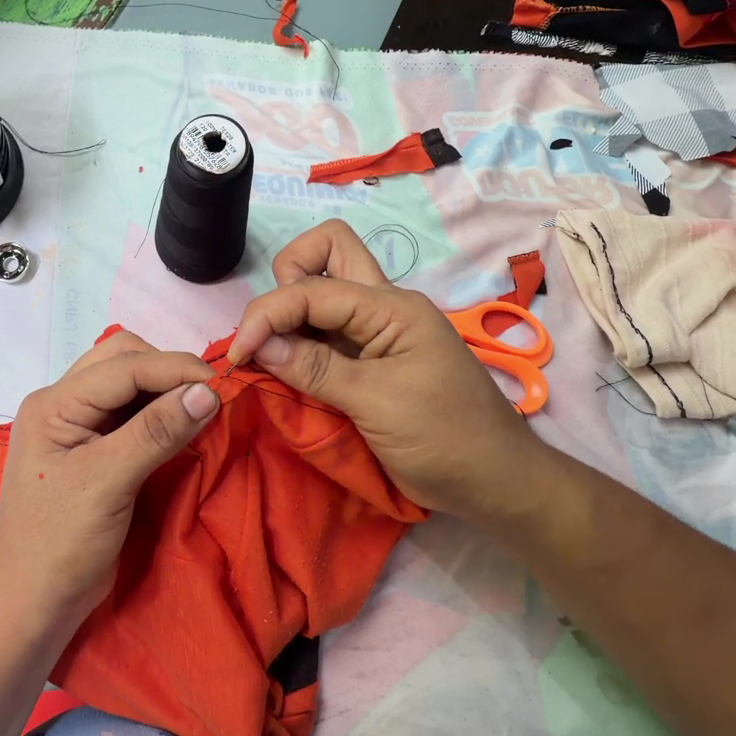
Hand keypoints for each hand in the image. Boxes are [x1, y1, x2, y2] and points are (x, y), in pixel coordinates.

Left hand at [0, 330, 219, 621]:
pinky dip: (158, 412)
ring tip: (199, 408)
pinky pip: (129, 412)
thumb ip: (156, 433)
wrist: (32, 604)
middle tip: (207, 397)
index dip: (173, 368)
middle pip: (121, 359)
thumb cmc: (60, 543)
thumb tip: (208, 391)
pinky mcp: (92, 448)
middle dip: (166, 370)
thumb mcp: (108, 483)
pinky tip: (181, 425)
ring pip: (126, 382)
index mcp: (54, 403)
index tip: (221, 384)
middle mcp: (63, 404)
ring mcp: (76, 426)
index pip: (122, 365)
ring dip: (163, 388)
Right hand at [225, 220, 551, 518]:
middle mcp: (382, 306)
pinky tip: (287, 366)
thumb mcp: (377, 404)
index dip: (267, 314)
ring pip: (324, 287)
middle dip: (287, 277)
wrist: (496, 484)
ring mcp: (376, 331)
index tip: (239, 356)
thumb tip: (259, 345)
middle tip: (268, 332)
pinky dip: (298, 340)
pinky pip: (325, 330)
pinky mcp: (369, 358)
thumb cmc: (447, 440)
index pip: (312, 289)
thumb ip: (315, 369)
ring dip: (290, 310)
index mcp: (391, 306)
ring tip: (272, 352)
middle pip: (327, 252)